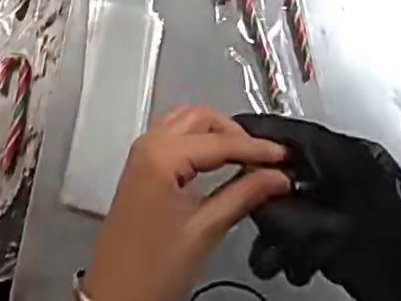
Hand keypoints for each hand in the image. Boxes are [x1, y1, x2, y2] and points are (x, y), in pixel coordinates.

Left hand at [82, 106, 290, 300]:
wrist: (113, 297)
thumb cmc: (157, 267)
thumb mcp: (204, 231)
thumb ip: (243, 196)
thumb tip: (279, 177)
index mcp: (162, 153)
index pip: (219, 142)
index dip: (256, 148)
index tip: (287, 157)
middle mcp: (150, 141)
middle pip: (201, 119)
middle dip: (235, 133)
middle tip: (265, 157)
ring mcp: (143, 151)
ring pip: (186, 121)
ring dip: (217, 132)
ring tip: (247, 156)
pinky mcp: (141, 164)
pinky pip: (174, 134)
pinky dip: (199, 138)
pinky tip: (219, 160)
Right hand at [234, 114, 400, 300]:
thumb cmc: (386, 258)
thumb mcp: (325, 237)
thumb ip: (280, 212)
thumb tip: (248, 197)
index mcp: (346, 156)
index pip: (289, 132)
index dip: (254, 133)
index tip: (224, 134)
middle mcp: (351, 167)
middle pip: (293, 169)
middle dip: (264, 198)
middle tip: (242, 217)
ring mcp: (358, 197)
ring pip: (304, 201)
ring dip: (282, 231)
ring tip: (270, 263)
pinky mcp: (361, 226)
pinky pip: (321, 221)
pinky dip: (304, 243)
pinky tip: (295, 270)